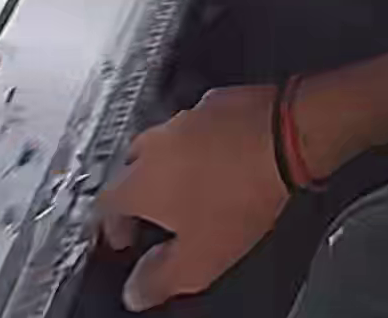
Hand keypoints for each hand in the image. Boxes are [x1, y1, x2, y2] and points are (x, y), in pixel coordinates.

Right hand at [97, 86, 288, 310]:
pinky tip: (222, 153)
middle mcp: (159, 141)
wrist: (282, 137)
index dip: (110, 225)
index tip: (123, 239)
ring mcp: (189, 113)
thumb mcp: (198, 261)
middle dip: (138, 189)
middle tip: (154, 212)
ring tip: (191, 183)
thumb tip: (137, 288)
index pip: (105, 203)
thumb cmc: (240, 195)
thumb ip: (158, 278)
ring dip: (171, 161)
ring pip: (167, 139)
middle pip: (133, 165)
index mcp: (142, 181)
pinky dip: (203, 138)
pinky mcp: (218, 98)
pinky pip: (200, 121)